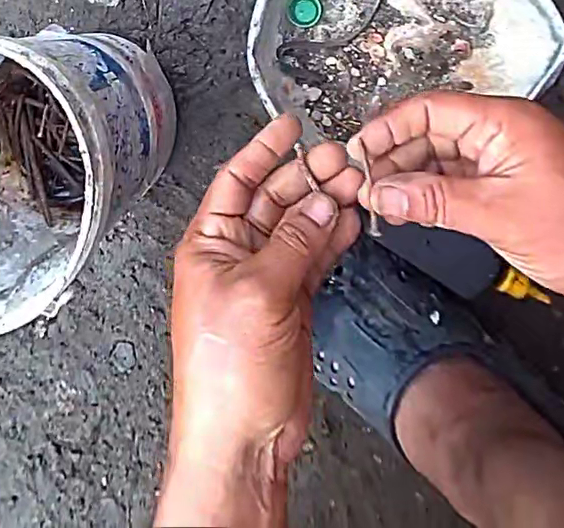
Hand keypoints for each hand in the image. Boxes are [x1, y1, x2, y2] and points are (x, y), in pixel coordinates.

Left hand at [157, 115, 362, 527]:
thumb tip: (320, 204)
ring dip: (326, 203)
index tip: (287, 126)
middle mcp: (236, 253)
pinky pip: (314, 254)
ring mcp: (267, 275)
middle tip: (339, 158)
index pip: (237, 179)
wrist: (241, 437)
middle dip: (306, 176)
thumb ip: (293, 244)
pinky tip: (350, 219)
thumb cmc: (222, 375)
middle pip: (275, 198)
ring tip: (353, 183)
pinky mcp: (291, 298)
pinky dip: (334, 236)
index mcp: (210, 242)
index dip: (262, 149)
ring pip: (300, 225)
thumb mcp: (256, 294)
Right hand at [350, 92, 563, 331]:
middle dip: (393, 156)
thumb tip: (381, 194)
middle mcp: (500, 129)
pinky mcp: (506, 178)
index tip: (359, 153)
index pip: (427, 109)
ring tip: (381, 200)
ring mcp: (502, 154)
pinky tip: (410, 207)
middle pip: (428, 129)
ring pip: (438, 154)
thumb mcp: (499, 216)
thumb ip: (433, 201)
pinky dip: (429, 189)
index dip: (387, 128)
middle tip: (365, 184)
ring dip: (408, 175)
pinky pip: (455, 174)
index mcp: (503, 121)